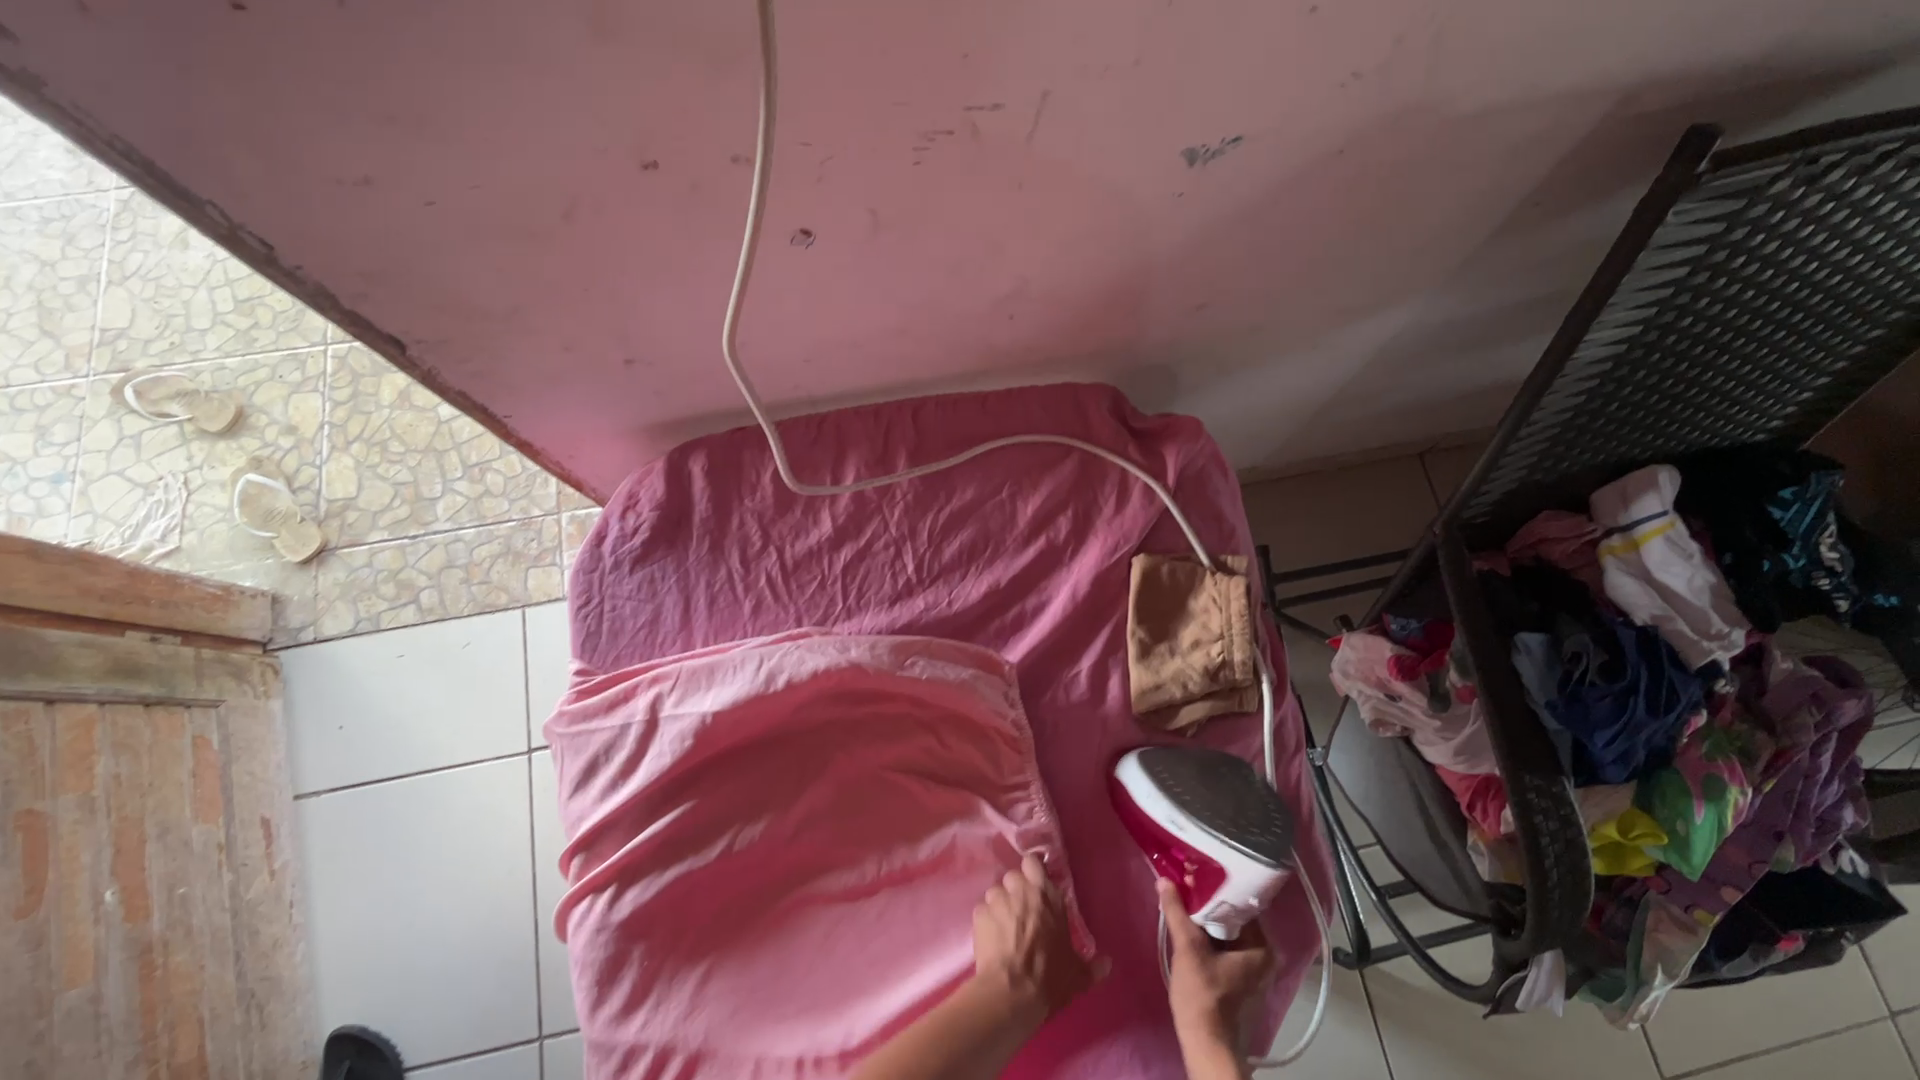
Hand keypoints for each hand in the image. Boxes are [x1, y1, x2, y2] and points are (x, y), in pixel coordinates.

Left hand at [972, 854, 1107, 1019]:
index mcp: (1047, 897)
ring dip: (999, 904)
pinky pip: (981, 911)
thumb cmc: (1050, 978)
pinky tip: (990, 937)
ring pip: (994, 892)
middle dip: (1015, 888)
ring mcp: (997, 902)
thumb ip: (1093, 967)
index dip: (1032, 870)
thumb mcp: (1078, 975)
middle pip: (1012, 876)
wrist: (1012, 992)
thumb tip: (1108, 964)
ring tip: (1003, 925)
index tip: (1035, 883)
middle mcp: (1021, 892)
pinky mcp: (979, 917)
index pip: (1034, 863)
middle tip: (1020, 908)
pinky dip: (985, 920)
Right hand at [1158, 878, 1275, 1044]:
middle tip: (1184, 884)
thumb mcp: (1188, 949)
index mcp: (1261, 946)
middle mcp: (1264, 955)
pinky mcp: (1238, 978)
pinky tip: (1188, 927)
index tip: (1194, 873)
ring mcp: (1252, 969)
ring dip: (1204, 920)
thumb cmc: (1203, 996)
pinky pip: (1224, 947)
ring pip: (1226, 933)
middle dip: (1208, 903)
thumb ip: (1177, 912)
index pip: (1241, 904)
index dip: (1216, 887)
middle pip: (1233, 918)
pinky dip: (1207, 937)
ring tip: (1182, 901)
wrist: (1206, 1043)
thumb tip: (1165, 880)